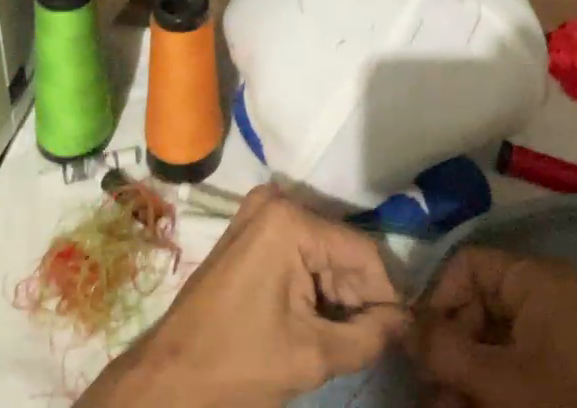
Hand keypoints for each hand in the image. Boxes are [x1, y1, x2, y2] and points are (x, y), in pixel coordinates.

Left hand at [80, 185, 405, 407]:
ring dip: (336, 294)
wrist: (169, 375)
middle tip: (363, 341)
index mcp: (291, 221)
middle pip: (342, 250)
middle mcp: (277, 202)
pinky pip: (300, 250)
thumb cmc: (237, 362)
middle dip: (358, 296)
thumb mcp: (313, 356)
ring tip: (334, 336)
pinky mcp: (251, 229)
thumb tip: (407, 322)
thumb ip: (370, 336)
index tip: (398, 334)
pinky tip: (312, 319)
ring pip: (324, 252)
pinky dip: (313, 284)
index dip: (386, 296)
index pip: (364, 253)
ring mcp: (259, 212)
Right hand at [412, 247, 576, 407]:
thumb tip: (399, 325)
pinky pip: (512, 361)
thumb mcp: (495, 379)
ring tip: (445, 406)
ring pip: (490, 338)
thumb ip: (442, 349)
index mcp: (538, 279)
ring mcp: (558, 330)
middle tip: (430, 391)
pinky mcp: (564, 365)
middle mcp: (548, 294)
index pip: (467, 265)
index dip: (436, 300)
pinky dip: (486, 384)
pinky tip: (469, 406)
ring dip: (461, 373)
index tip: (418, 347)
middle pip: (476, 303)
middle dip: (448, 348)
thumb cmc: (559, 405)